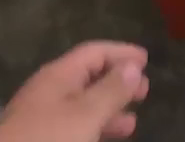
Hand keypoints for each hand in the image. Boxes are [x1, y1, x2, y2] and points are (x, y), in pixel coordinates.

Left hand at [0, 41, 150, 141]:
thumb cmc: (48, 140)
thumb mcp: (85, 115)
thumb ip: (110, 90)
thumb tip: (133, 65)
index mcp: (57, 75)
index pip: (93, 52)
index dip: (121, 52)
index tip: (146, 60)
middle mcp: (48, 91)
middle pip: (88, 77)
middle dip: (117, 82)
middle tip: (145, 90)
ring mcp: (40, 118)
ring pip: (81, 105)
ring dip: (108, 109)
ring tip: (132, 121)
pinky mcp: (38, 139)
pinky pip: (72, 126)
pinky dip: (93, 127)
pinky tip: (104, 138)